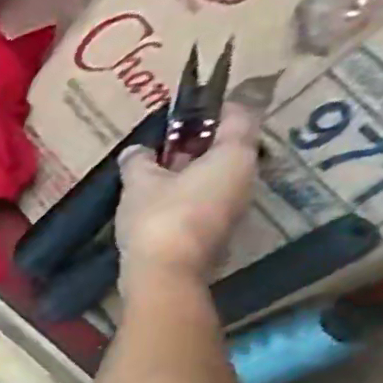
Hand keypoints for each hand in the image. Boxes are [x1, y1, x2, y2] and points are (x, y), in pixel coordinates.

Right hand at [114, 103, 261, 293]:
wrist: (165, 274)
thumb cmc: (158, 218)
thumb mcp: (139, 184)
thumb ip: (139, 162)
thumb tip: (136, 151)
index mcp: (235, 155)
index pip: (239, 116)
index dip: (216, 108)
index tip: (190, 110)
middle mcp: (246, 176)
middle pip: (228, 148)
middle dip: (198, 144)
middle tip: (165, 147)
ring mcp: (236, 206)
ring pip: (217, 177)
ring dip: (192, 173)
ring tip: (157, 177)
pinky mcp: (219, 230)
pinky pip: (208, 201)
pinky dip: (189, 196)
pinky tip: (160, 204)